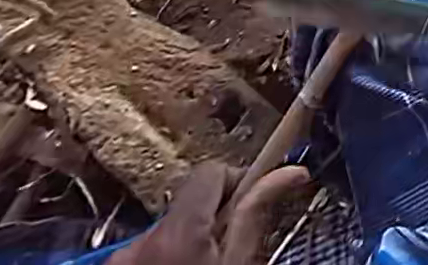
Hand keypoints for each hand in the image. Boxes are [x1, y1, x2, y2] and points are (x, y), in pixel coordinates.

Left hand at [112, 162, 310, 264]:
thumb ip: (256, 217)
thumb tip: (289, 171)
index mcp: (177, 235)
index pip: (210, 173)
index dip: (236, 183)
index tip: (251, 208)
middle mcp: (138, 245)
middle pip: (187, 207)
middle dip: (212, 225)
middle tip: (230, 258)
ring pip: (166, 236)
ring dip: (188, 250)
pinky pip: (145, 259)